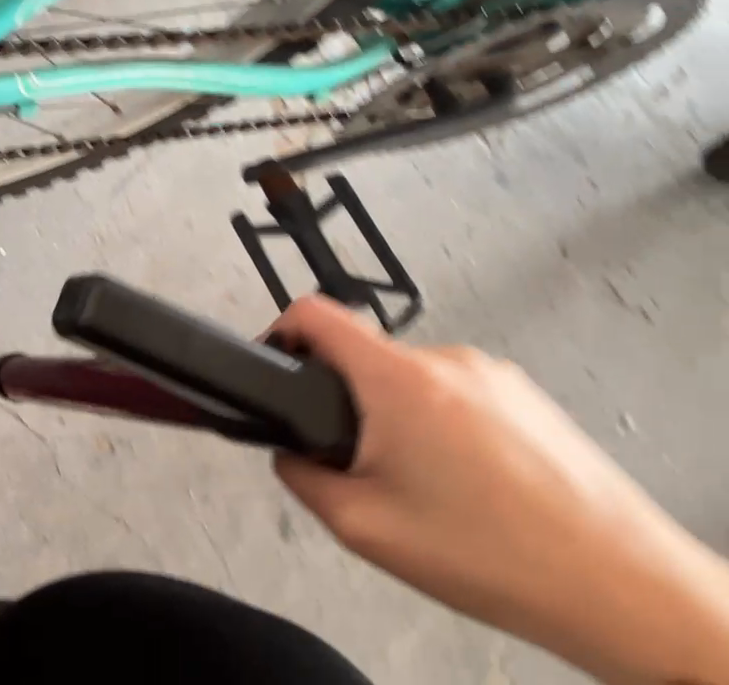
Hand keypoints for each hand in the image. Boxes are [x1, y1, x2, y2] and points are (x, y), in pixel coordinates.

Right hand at [271, 297, 728, 684]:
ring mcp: (497, 378)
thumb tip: (288, 454)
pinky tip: (465, 487)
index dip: (279, 329)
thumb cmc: (506, 558)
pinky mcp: (530, 400)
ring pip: (409, 380)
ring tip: (424, 487)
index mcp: (399, 380)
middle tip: (360, 464)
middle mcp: (450, 363)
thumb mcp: (360, 525)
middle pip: (362, 355)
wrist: (630, 594)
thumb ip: (299, 476)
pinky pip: (457, 396)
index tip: (277, 359)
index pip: (315, 312)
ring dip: (396, 420)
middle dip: (345, 402)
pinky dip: (442, 430)